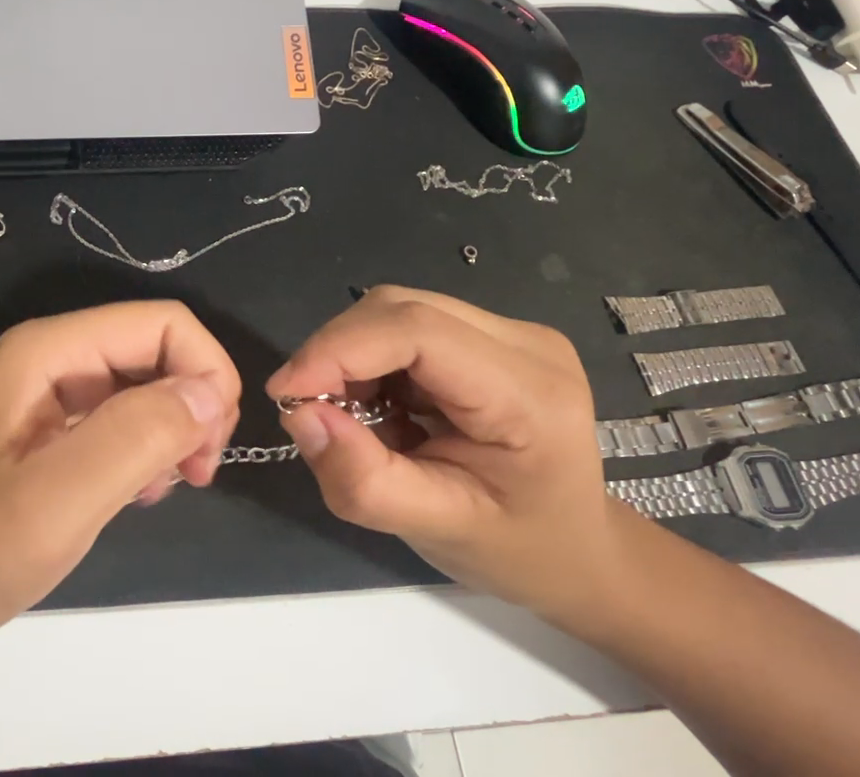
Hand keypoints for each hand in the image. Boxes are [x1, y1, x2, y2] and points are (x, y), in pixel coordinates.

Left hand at [0, 301, 240, 641]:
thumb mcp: (56, 500)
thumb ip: (135, 438)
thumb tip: (210, 394)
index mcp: (50, 351)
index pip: (162, 324)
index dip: (204, 373)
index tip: (208, 449)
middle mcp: (55, 357)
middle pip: (159, 350)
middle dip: (195, 405)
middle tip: (195, 475)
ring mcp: (54, 393)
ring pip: (149, 387)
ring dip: (175, 433)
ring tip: (160, 491)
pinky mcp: (57, 429)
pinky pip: (126, 420)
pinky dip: (148, 452)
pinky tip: (136, 495)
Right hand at [266, 286, 619, 618]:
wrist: (575, 549)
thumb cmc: (515, 550)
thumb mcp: (435, 529)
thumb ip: (366, 480)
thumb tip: (299, 415)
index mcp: (529, 394)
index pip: (417, 332)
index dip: (338, 350)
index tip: (284, 395)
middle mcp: (525, 343)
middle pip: (399, 310)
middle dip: (336, 354)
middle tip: (308, 412)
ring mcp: (509, 333)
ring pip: (394, 312)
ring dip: (350, 358)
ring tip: (351, 418)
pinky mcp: (488, 336)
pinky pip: (403, 327)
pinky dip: (369, 362)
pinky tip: (380, 407)